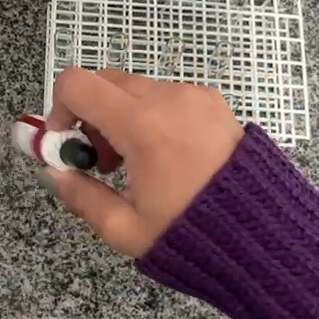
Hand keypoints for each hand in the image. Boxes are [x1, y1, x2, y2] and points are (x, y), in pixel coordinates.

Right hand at [43, 68, 243, 256]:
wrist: (265, 236)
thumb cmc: (192, 235)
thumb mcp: (125, 229)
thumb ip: (80, 196)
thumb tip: (54, 173)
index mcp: (141, 124)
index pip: (76, 84)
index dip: (58, 109)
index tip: (65, 143)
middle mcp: (168, 97)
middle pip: (104, 83)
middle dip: (90, 117)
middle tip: (102, 162)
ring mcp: (194, 95)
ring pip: (136, 89)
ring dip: (122, 117)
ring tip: (136, 165)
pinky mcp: (213, 101)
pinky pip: (167, 96)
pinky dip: (153, 116)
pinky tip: (167, 157)